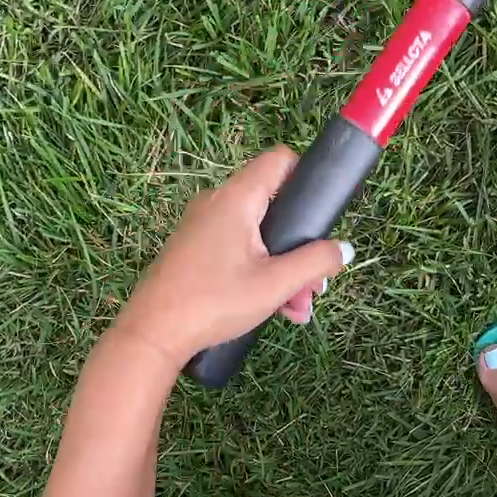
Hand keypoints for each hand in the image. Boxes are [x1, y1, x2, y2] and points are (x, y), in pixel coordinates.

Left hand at [112, 148, 352, 368]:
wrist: (153, 334)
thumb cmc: (215, 302)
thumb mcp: (275, 285)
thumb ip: (316, 263)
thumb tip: (343, 250)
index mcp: (237, 199)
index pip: (279, 161)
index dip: (307, 177)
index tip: (323, 212)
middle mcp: (217, 204)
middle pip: (274, 209)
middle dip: (300, 247)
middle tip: (314, 286)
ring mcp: (202, 226)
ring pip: (259, 236)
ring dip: (284, 268)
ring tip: (296, 310)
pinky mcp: (194, 249)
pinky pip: (238, 250)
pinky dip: (260, 272)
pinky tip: (274, 310)